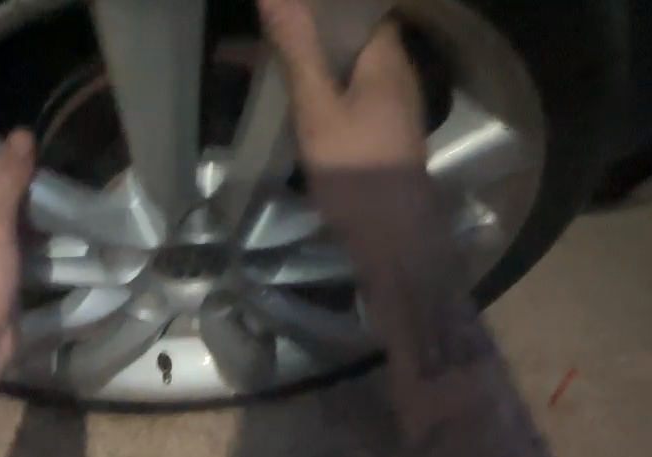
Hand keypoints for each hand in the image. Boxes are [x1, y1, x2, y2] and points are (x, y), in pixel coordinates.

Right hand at [258, 0, 425, 170]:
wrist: (391, 237)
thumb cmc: (356, 170)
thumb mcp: (318, 109)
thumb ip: (297, 49)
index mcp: (384, 55)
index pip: (356, 7)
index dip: (320, 5)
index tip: (282, 9)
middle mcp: (392, 74)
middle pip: (345, 39)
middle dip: (303, 34)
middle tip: (260, 36)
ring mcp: (388, 109)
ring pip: (341, 72)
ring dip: (304, 67)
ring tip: (259, 69)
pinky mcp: (378, 138)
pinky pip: (343, 101)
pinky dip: (315, 95)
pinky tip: (288, 109)